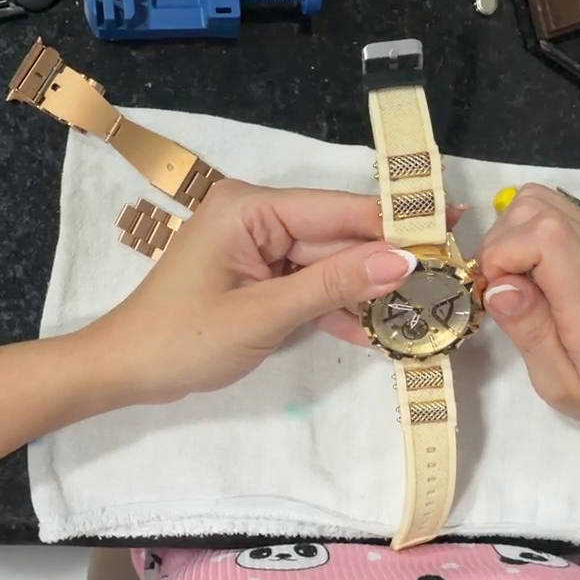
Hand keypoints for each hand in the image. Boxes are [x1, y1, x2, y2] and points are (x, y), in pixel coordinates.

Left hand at [81, 181, 420, 403]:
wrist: (128, 372)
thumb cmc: (184, 339)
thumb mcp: (264, 313)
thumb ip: (333, 285)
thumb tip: (403, 261)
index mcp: (250, 208)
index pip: (337, 211)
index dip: (395, 223)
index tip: (452, 229)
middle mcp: (257, 217)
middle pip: (336, 238)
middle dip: (383, 265)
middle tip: (444, 283)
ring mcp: (258, 248)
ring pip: (326, 266)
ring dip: (362, 293)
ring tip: (417, 312)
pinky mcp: (258, 277)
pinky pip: (305, 286)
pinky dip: (331, 308)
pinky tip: (369, 330)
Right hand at [477, 184, 579, 428]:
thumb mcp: (559, 386)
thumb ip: (529, 333)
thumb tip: (497, 286)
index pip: (545, 237)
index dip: (502, 253)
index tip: (492, 291)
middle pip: (539, 210)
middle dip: (500, 242)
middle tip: (498, 286)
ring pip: (545, 201)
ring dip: (513, 234)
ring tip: (514, 276)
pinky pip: (560, 211)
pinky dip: (531, 232)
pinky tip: (534, 270)